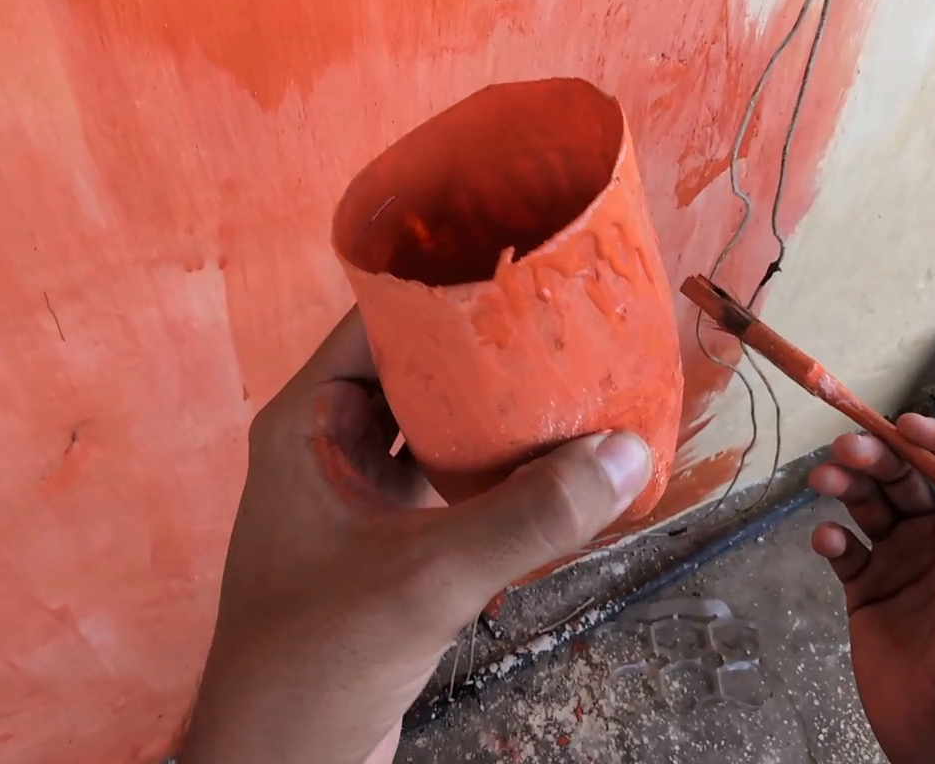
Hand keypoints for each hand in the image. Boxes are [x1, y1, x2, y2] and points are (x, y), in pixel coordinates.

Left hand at [178, 308, 652, 763]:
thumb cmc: (318, 663)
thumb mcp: (424, 581)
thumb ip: (524, 518)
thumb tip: (625, 451)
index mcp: (309, 417)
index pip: (378, 319)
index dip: (442, 288)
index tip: (516, 272)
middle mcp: (330, 436)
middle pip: (414, 364)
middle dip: (482, 343)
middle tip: (559, 317)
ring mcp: (360, 483)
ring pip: (433, 417)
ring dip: (491, 402)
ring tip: (564, 369)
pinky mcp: (389, 525)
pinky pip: (445, 467)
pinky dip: (491, 456)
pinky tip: (547, 449)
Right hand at [809, 414, 934, 763]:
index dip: (928, 438)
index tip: (901, 426)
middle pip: (900, 477)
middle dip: (874, 454)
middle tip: (847, 449)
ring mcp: (900, 564)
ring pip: (865, 503)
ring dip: (844, 483)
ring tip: (825, 481)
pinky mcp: (865, 591)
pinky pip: (843, 551)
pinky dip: (830, 538)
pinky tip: (831, 543)